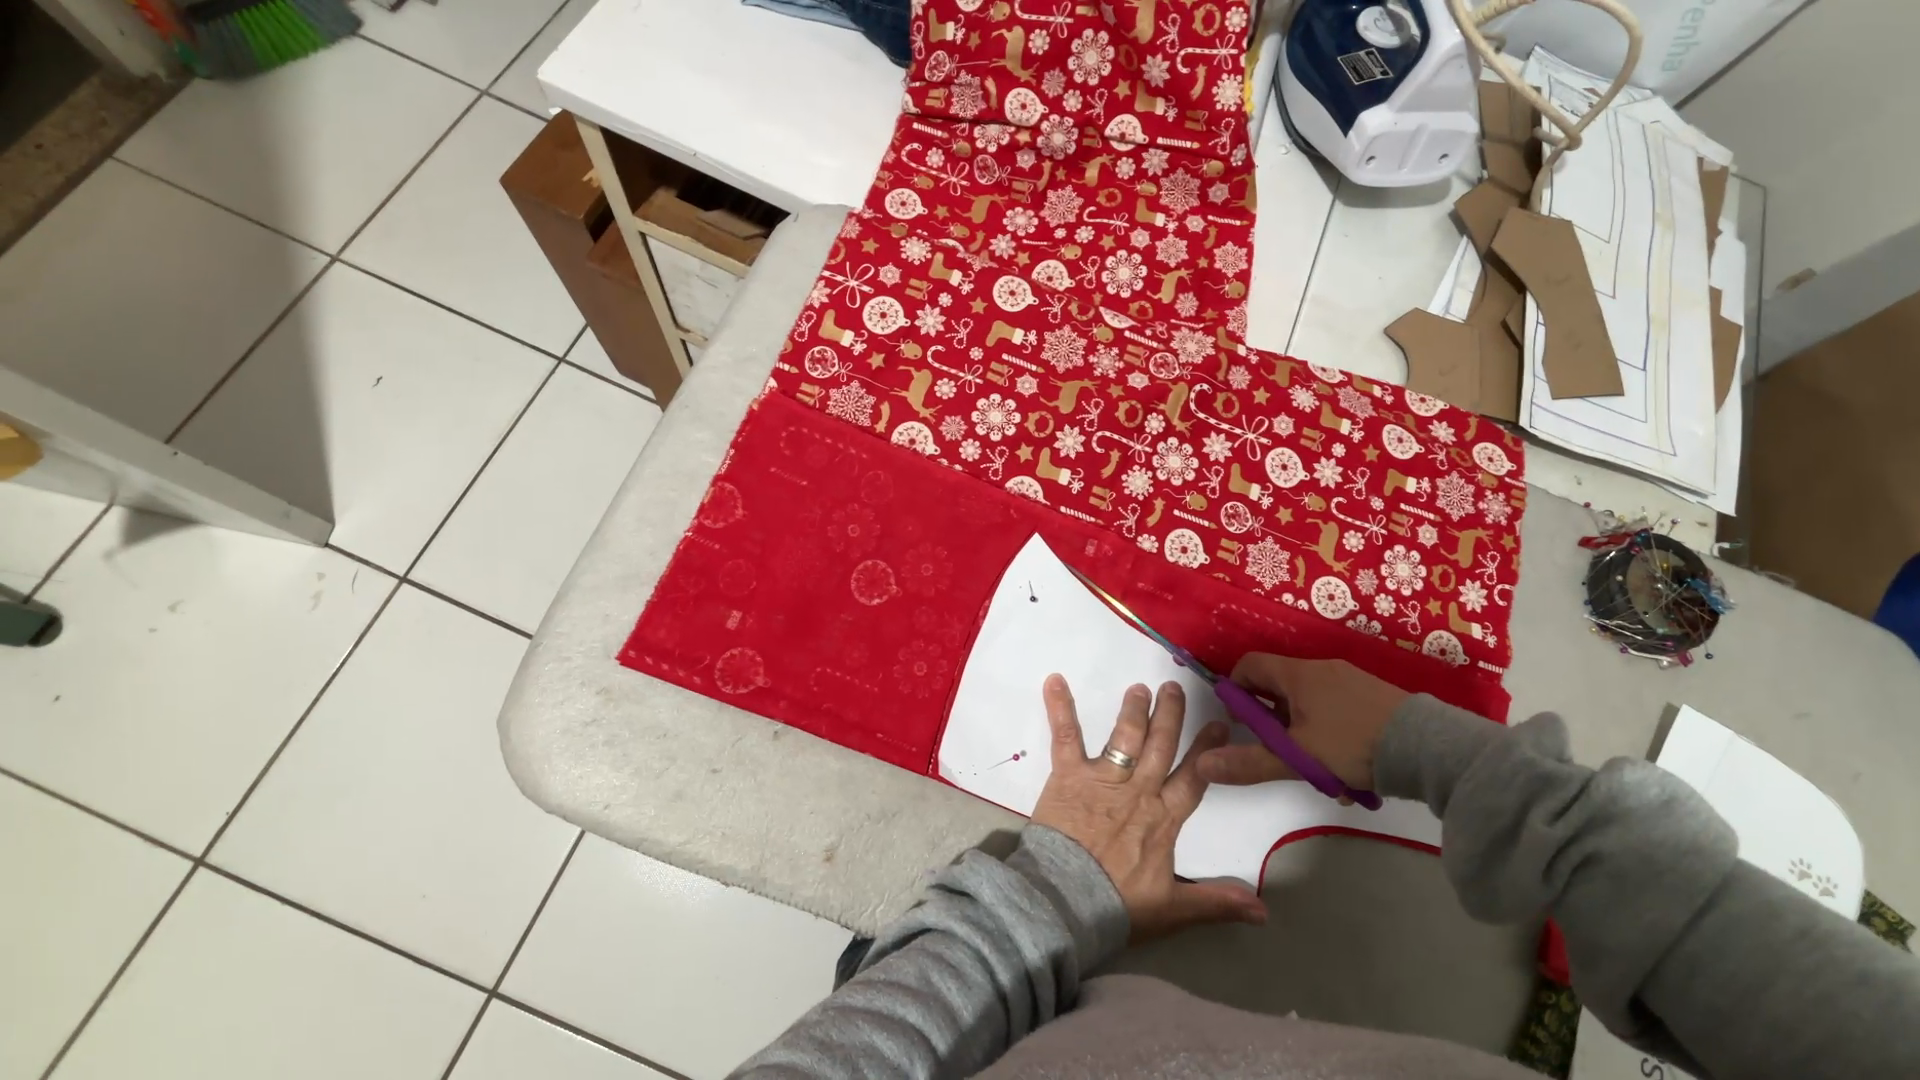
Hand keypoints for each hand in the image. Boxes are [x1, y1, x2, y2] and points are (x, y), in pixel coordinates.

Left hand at [1031, 675, 1268, 942]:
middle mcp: (1138, 791)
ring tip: (1139, 688)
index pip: (1193, 778)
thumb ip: (1216, 902)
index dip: (1206, 752)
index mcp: (1163, 819)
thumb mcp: (1172, 910)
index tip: (1218, 724)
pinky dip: (1060, 707)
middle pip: (1160, 747)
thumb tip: (1263, 910)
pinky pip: (1065, 736)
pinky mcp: (1068, 776)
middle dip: (1170, 716)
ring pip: (1125, 738)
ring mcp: (1103, 779)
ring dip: (1133, 711)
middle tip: (1175, 687)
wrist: (1066, 900)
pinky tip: (1054, 681)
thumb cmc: (1116, 905)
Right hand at [1196, 655, 1406, 792]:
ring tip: (1317, 771)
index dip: (1235, 691)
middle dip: (1272, 723)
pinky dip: (1331, 736)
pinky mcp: (1375, 697)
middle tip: (1279, 753)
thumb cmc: (1352, 744)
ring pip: (1309, 705)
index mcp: (1297, 674)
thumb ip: (1249, 763)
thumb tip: (1202, 765)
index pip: (1249, 665)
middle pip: (1279, 687)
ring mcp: (1352, 681)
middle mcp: (1322, 669)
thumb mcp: (1297, 758)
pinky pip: (1337, 711)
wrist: (1430, 748)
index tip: (1240, 724)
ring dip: (1303, 736)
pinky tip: (1347, 771)